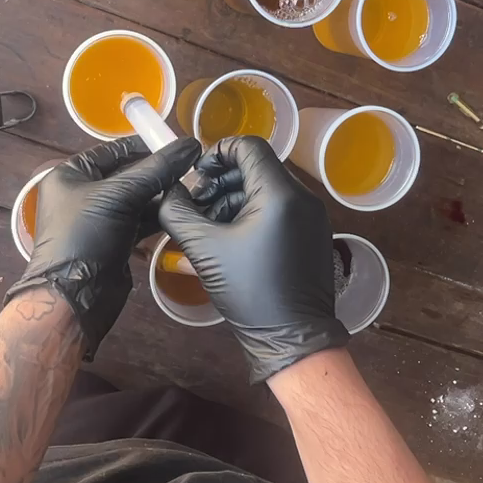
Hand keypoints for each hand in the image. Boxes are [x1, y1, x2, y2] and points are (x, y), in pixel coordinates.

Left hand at [12, 135, 200, 358]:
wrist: (75, 297)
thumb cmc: (86, 236)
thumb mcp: (120, 196)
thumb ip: (156, 170)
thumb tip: (190, 144)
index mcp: (71, 174)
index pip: (113, 150)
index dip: (144, 145)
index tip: (177, 144)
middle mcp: (83, 193)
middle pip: (127, 174)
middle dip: (158, 172)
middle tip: (193, 167)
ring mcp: (99, 219)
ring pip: (136, 198)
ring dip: (162, 195)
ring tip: (194, 188)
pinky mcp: (114, 240)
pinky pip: (139, 220)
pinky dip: (159, 215)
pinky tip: (182, 210)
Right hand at [157, 135, 346, 382]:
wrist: (291, 337)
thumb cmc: (248, 290)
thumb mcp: (203, 249)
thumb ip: (178, 211)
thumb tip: (169, 190)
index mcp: (280, 193)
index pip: (248, 145)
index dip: (218, 152)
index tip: (198, 175)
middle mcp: (303, 197)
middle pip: (256, 167)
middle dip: (221, 181)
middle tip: (198, 206)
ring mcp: (312, 216)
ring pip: (266, 188)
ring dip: (234, 199)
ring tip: (210, 227)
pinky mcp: (313, 234)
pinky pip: (279, 208)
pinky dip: (253, 213)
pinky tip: (232, 239)